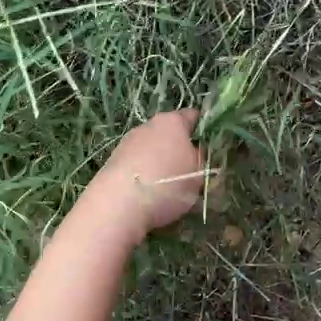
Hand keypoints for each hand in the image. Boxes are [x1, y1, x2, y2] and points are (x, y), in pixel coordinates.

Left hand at [85, 110, 205, 240]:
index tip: (208, 146)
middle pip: (169, 133)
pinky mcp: (112, 162)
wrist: (118, 204)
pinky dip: (143, 175)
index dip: (202, 129)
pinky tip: (147, 197)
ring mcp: (127, 143)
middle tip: (189, 172)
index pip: (192, 116)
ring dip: (159, 162)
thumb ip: (202, 158)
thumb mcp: (199, 173)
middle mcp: (148, 126)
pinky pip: (136, 165)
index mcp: (172, 122)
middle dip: (178, 148)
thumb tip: (198, 150)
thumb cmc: (168, 183)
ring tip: (167, 190)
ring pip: (151, 150)